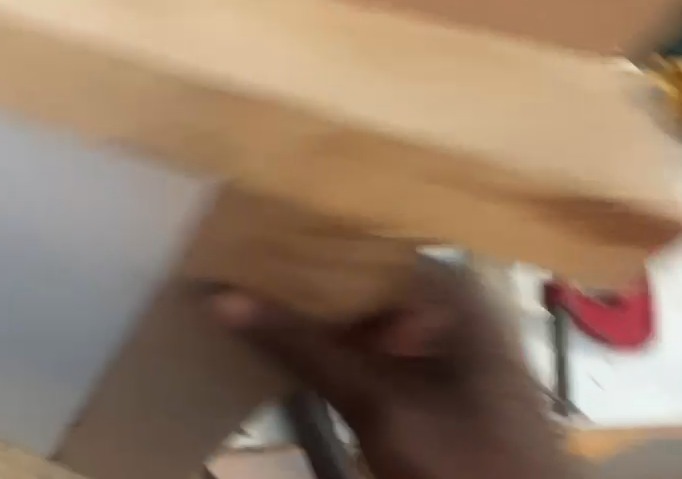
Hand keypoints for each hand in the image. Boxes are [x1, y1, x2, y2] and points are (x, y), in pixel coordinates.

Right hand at [203, 260, 569, 478]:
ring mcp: (432, 340)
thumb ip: (299, 345)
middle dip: (289, 270)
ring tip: (231, 279)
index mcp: (449, 292)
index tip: (236, 226)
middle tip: (222, 252)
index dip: (295, 234)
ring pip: (347, 305)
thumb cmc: (466, 467)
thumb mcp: (377, 404)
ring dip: (296, 303)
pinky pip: (355, 336)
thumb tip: (215, 296)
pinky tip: (264, 323)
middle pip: (349, 272)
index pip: (357, 240)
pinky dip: (314, 334)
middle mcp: (442, 302)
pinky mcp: (417, 373)